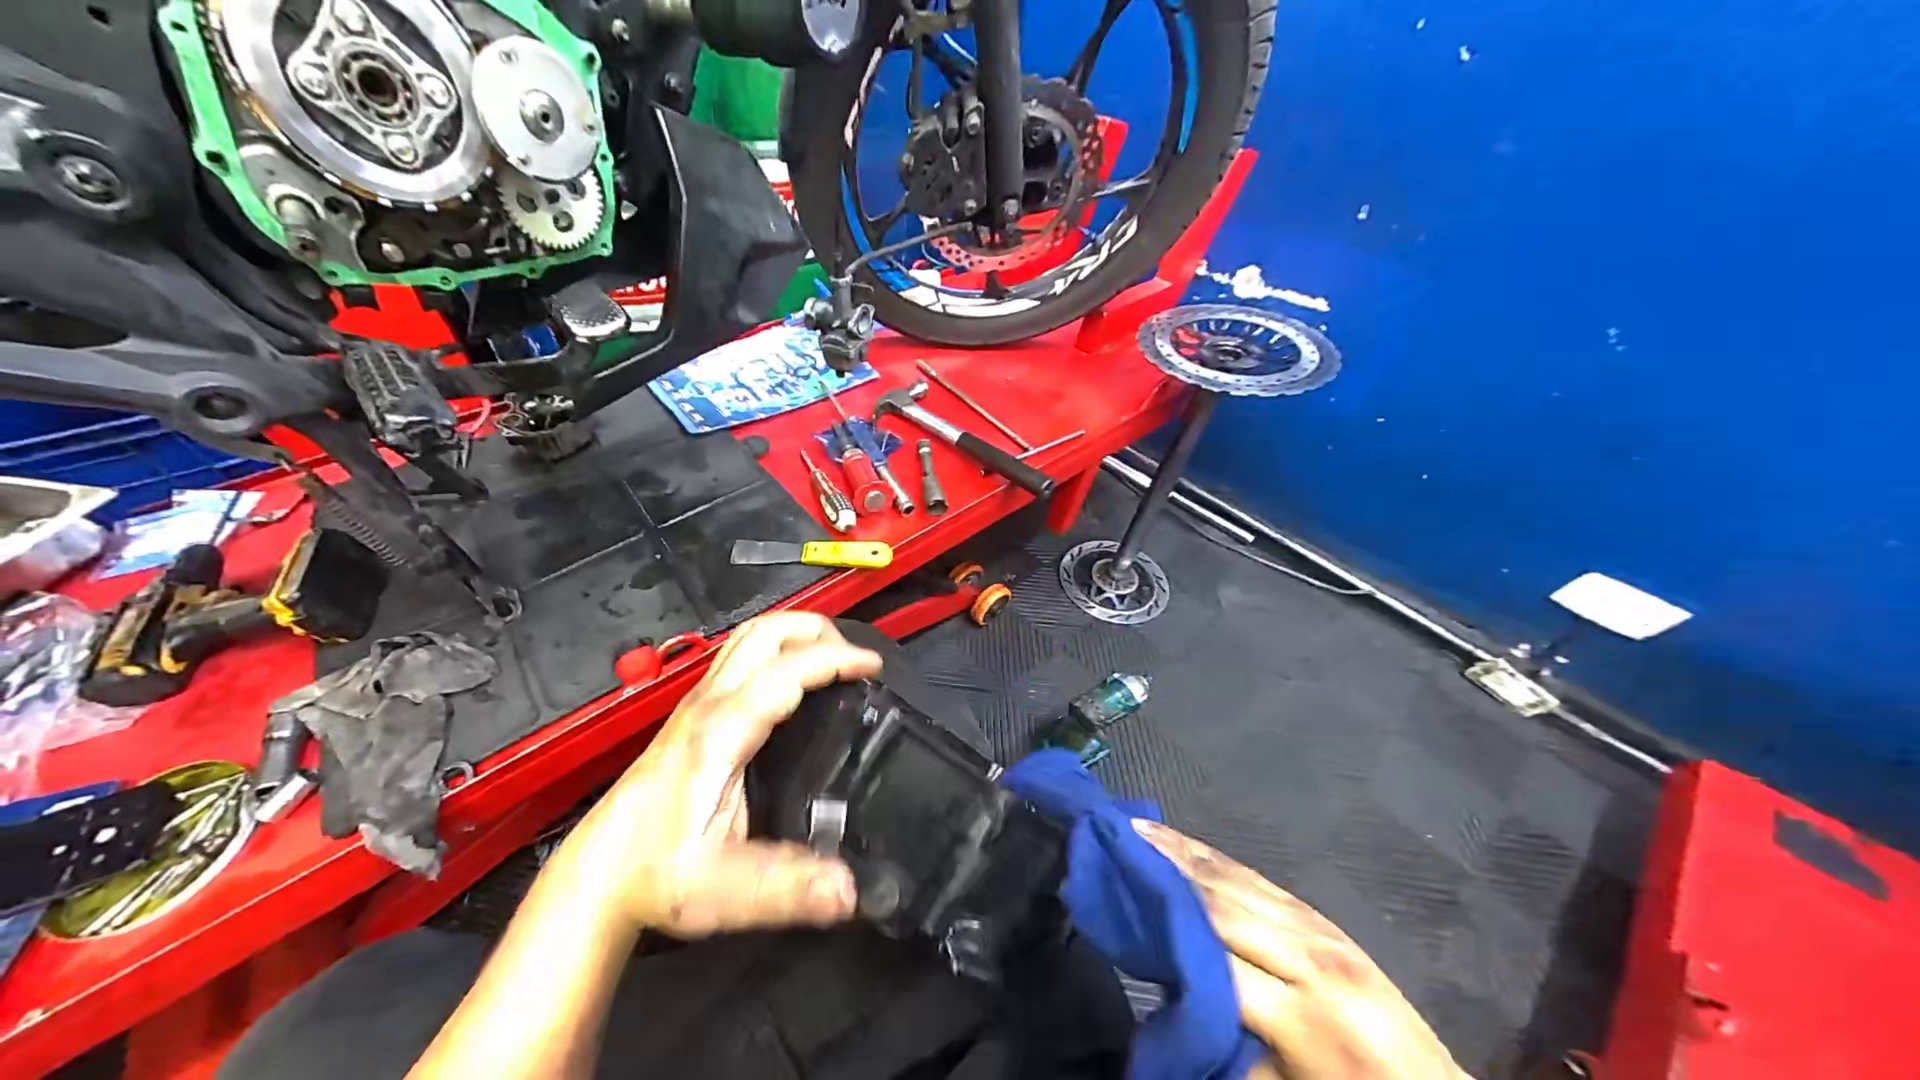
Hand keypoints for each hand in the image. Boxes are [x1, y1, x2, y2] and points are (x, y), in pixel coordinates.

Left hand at [553, 613, 881, 937]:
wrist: (598, 874)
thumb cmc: (654, 874)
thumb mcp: (721, 891)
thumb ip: (787, 888)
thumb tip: (848, 889)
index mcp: (721, 733)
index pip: (785, 672)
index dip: (834, 659)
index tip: (873, 666)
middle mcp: (709, 705)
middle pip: (765, 633)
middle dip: (818, 630)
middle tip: (855, 654)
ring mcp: (697, 703)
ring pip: (749, 636)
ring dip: (795, 632)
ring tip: (833, 652)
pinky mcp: (693, 712)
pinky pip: (740, 654)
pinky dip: (777, 647)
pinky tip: (793, 674)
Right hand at [1135, 820, 1469, 1079]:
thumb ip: (1222, 1038)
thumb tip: (1170, 985)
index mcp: (1302, 1013)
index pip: (1212, 951)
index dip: (1159, 917)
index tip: (1112, 891)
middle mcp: (1311, 956)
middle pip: (1220, 900)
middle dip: (1163, 867)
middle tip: (1112, 839)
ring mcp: (1320, 930)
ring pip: (1237, 879)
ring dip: (1183, 850)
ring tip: (1136, 827)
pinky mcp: (1323, 920)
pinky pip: (1258, 879)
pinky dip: (1214, 858)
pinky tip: (1185, 842)